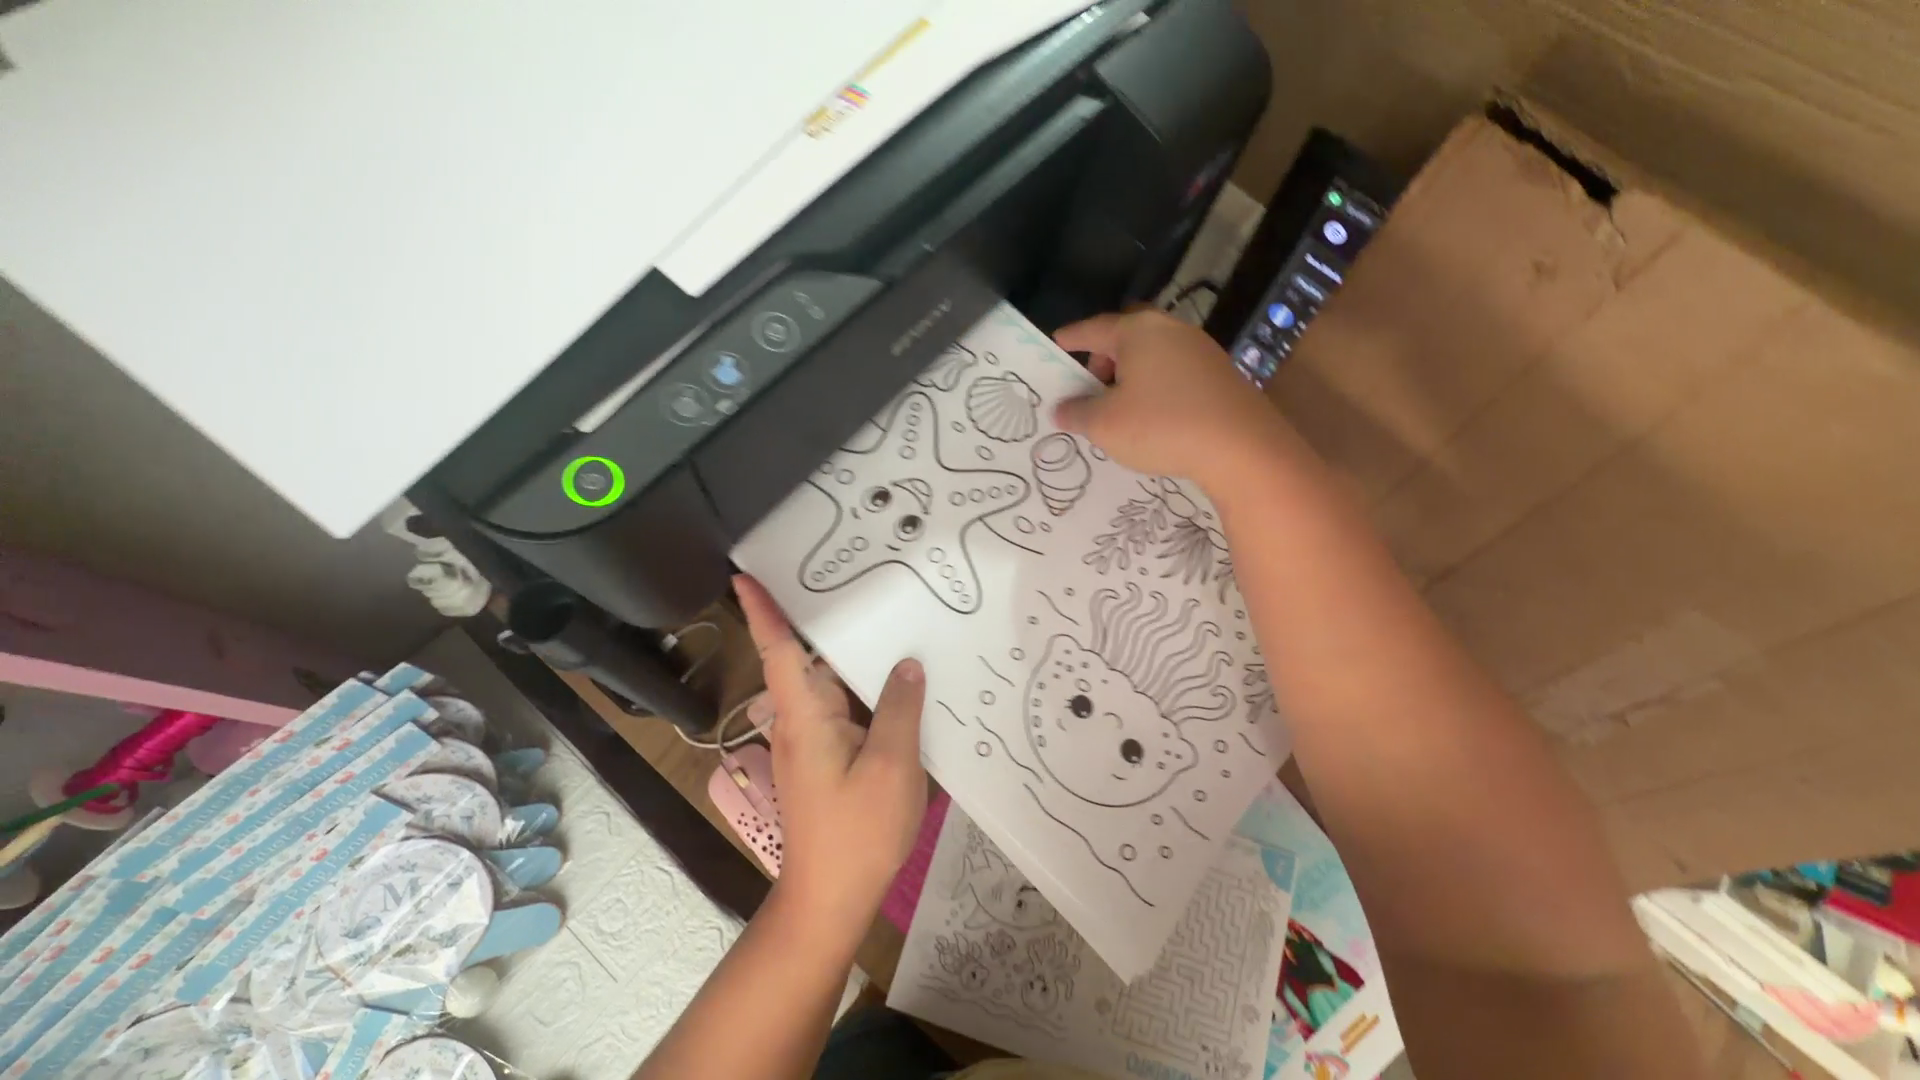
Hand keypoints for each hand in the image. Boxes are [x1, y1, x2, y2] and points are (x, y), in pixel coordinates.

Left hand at [733, 575, 928, 930]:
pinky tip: (894, 682)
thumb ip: (900, 711)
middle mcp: (800, 724)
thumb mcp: (892, 768)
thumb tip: (906, 665)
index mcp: (806, 717)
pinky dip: (862, 689)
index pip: (779, 650)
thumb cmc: (857, 833)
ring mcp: (810, 745)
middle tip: (849, 575)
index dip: (763, 611)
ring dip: (846, 654)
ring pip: (827, 686)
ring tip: (881, 616)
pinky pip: (842, 711)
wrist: (829, 898)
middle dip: (818, 619)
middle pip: (805, 660)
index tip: (743, 575)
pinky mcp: (825, 763)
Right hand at [1053, 310, 1306, 494]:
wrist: (1242, 448)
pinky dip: (1157, 386)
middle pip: (1127, 336)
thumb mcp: (1105, 425)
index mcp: (1138, 331)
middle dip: (1104, 358)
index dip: (1071, 338)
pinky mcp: (1221, 374)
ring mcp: (1201, 350)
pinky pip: (1175, 372)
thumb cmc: (1162, 426)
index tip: (1057, 343)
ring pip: (1153, 354)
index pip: (1093, 329)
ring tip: (1121, 407)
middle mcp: (1171, 329)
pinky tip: (1155, 416)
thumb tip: (1062, 408)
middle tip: (1091, 386)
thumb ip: (1077, 413)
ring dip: (1132, 375)